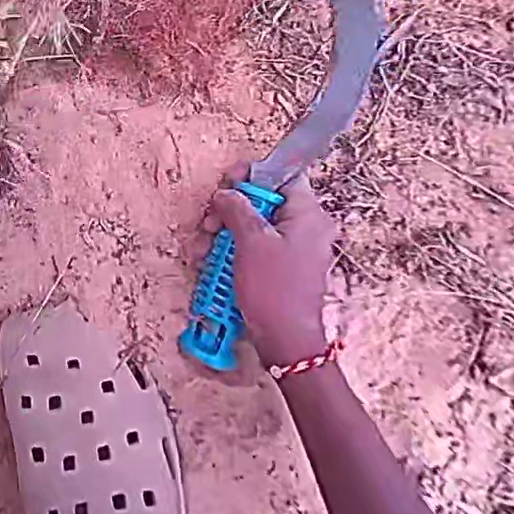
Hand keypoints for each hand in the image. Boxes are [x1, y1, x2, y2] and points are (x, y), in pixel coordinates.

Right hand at [209, 177, 336, 365]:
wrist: (284, 339)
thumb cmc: (273, 287)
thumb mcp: (250, 241)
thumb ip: (237, 208)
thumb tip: (227, 193)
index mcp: (307, 214)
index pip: (284, 175)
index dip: (254, 174)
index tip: (228, 183)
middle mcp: (305, 227)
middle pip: (263, 200)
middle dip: (230, 209)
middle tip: (210, 224)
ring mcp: (293, 247)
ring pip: (253, 224)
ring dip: (224, 232)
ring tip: (205, 248)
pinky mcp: (280, 265)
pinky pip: (253, 245)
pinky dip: (232, 250)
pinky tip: (212, 262)